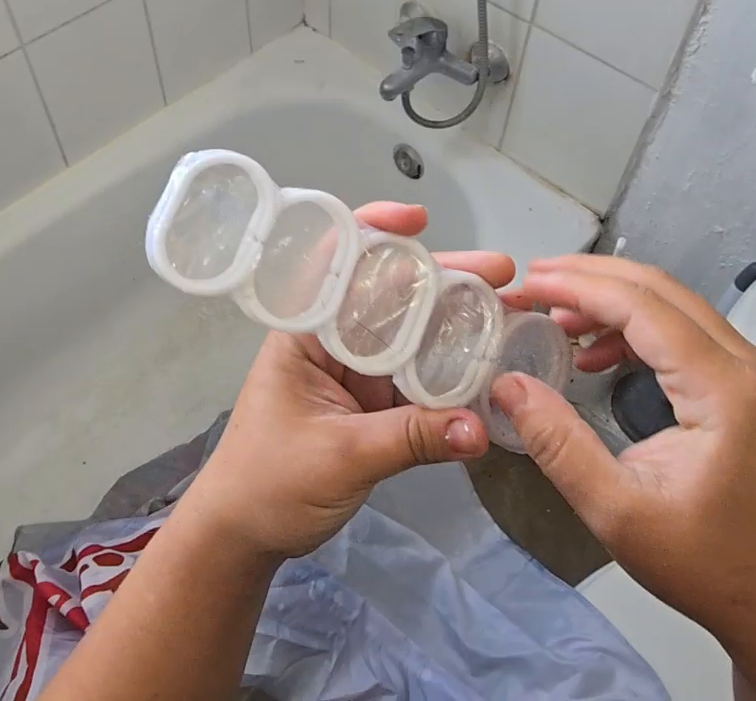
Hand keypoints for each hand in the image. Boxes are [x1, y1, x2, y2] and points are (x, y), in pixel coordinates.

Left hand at [176, 202, 510, 562]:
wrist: (245, 535)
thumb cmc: (268, 484)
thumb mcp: (338, 457)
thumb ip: (410, 440)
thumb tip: (479, 428)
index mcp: (304, 334)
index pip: (334, 264)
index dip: (374, 232)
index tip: (420, 220)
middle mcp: (333, 341)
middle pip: (389, 294)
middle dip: (444, 278)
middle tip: (502, 274)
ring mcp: (358, 371)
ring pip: (411, 332)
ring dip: (457, 321)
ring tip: (511, 311)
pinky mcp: (376, 403)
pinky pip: (419, 375)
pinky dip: (453, 369)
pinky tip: (493, 361)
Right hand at [492, 255, 755, 700]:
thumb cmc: (705, 565)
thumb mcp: (615, 511)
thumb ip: (557, 443)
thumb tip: (507, 383)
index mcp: (724, 389)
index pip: (642, 307)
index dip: (577, 286)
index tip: (524, 285)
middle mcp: (747, 365)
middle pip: (660, 290)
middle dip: (588, 278)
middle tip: (529, 283)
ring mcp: (752, 372)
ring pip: (672, 304)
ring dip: (609, 299)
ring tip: (551, 316)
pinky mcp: (745, 385)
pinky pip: (682, 332)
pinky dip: (632, 327)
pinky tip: (593, 352)